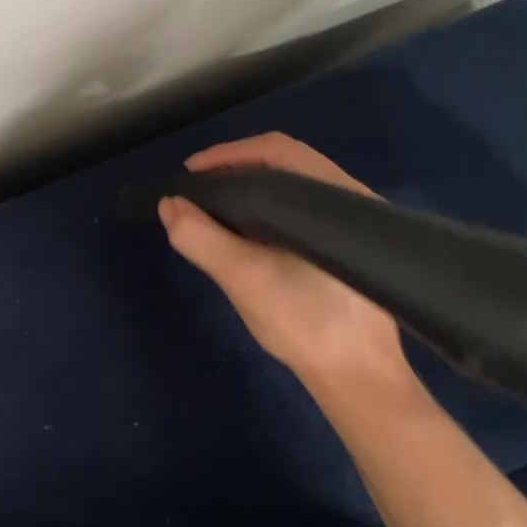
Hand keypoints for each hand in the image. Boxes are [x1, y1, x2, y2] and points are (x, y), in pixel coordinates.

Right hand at [158, 132, 405, 387]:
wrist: (358, 375)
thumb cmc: (305, 323)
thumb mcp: (243, 279)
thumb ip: (202, 238)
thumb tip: (168, 204)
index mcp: (332, 196)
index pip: (276, 150)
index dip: (227, 154)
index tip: (189, 174)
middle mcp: (348, 199)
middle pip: (286, 164)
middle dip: (234, 170)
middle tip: (195, 191)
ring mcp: (352, 225)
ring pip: (294, 187)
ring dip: (250, 191)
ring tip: (212, 208)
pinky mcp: (348, 248)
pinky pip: (301, 209)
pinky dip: (267, 209)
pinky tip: (246, 232)